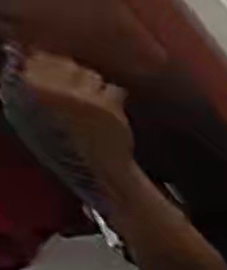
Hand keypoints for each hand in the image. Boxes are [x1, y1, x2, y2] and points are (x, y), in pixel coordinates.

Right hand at [19, 52, 133, 164]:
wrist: (96, 166)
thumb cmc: (58, 141)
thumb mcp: (21, 108)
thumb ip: (17, 81)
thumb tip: (17, 52)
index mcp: (26, 85)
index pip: (39, 56)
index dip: (50, 63)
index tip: (57, 74)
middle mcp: (54, 88)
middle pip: (65, 62)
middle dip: (72, 72)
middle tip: (78, 90)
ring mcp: (84, 98)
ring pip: (91, 73)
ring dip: (93, 83)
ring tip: (93, 100)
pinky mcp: (110, 108)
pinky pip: (115, 88)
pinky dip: (114, 95)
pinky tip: (110, 107)